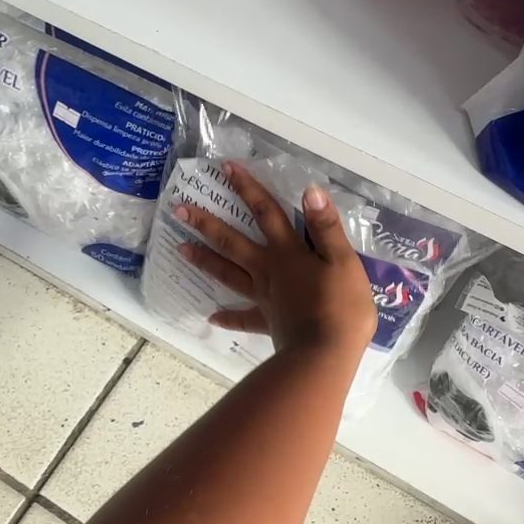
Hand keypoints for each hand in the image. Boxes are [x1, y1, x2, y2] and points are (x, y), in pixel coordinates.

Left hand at [176, 161, 377, 356]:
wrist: (326, 353)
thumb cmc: (342, 306)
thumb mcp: (343, 260)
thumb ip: (326, 225)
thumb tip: (309, 189)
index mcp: (289, 253)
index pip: (266, 212)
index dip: (248, 189)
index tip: (225, 169)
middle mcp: (269, 271)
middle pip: (233, 242)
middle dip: (207, 223)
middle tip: (180, 210)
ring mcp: (264, 298)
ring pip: (229, 275)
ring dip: (205, 260)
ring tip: (180, 248)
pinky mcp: (267, 323)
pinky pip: (243, 319)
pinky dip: (228, 317)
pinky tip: (212, 316)